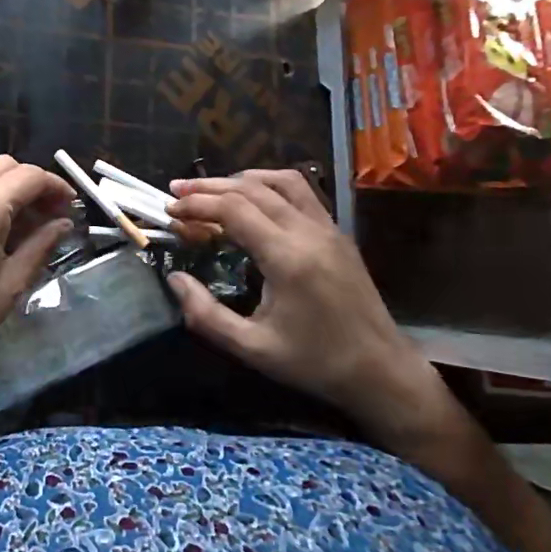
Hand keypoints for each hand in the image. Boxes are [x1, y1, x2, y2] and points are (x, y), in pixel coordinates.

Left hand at [0, 156, 73, 400]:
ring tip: (23, 224)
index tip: (71, 206)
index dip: (55, 186)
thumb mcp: (10, 285)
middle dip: (30, 183)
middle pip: (1, 166)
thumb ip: (40, 245)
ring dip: (4, 189)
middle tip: (49, 213)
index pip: (27, 177)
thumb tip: (63, 223)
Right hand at [165, 170, 436, 424]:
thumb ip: (206, 314)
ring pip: (281, 181)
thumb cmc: (314, 363)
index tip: (169, 210)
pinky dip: (269, 185)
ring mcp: (328, 229)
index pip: (234, 210)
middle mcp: (309, 232)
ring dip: (240, 180)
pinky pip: (302, 193)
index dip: (197, 205)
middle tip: (175, 191)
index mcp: (288, 258)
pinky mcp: (337, 234)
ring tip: (209, 189)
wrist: (381, 371)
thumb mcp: (252, 347)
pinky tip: (251, 196)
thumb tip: (175, 279)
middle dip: (209, 187)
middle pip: (253, 189)